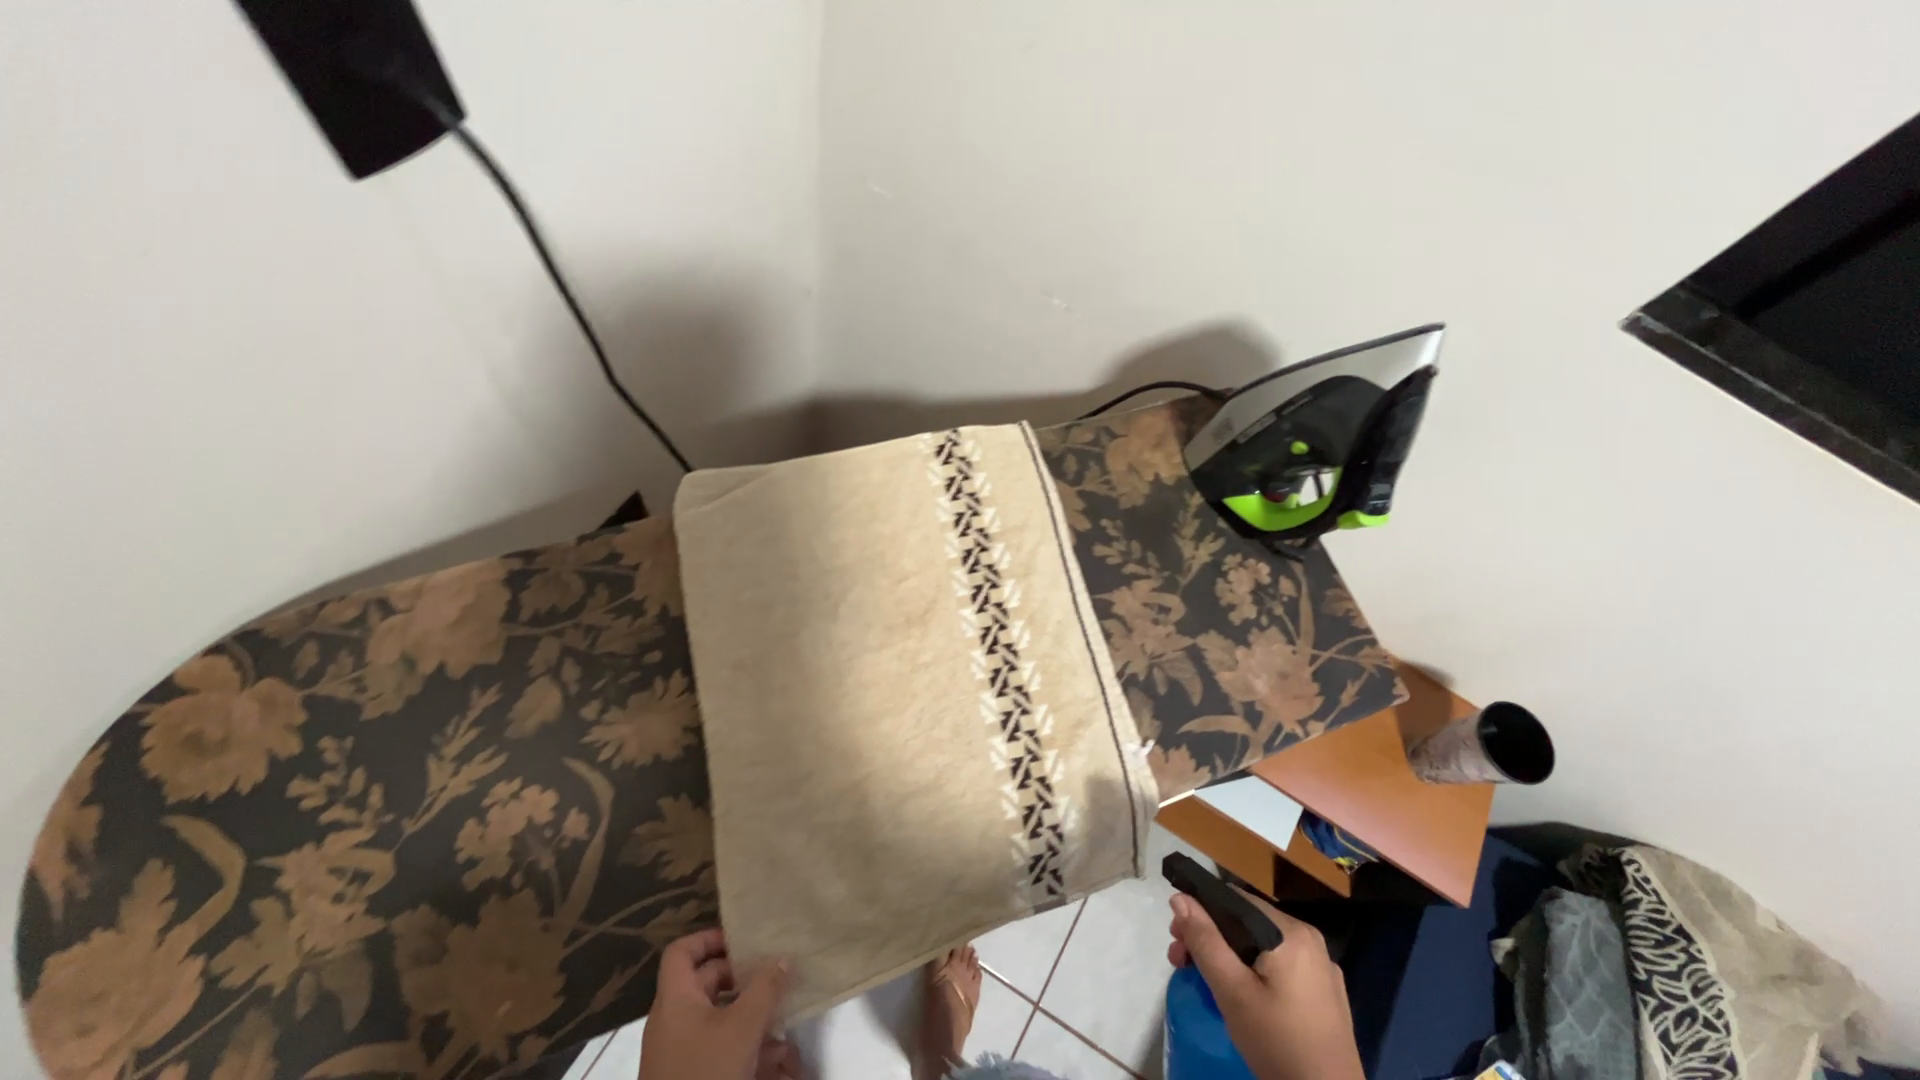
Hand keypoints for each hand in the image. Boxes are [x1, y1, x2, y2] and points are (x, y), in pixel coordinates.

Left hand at [639, 929, 798, 1079]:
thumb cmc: (706, 1072)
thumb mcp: (743, 1027)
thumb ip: (766, 988)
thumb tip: (783, 956)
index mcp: (675, 999)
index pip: (682, 951)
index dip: (710, 939)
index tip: (744, 941)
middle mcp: (673, 1019)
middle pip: (705, 982)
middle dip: (743, 978)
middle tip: (773, 975)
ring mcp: (680, 1050)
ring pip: (718, 1017)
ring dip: (751, 1013)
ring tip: (783, 1017)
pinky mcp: (692, 1074)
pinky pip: (719, 1046)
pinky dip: (745, 1044)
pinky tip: (776, 1056)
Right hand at [1167, 891, 1362, 1079]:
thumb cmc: (1277, 1042)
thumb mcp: (1231, 991)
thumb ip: (1205, 941)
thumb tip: (1181, 898)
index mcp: (1290, 932)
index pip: (1235, 899)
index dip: (1199, 910)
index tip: (1175, 937)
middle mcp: (1309, 938)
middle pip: (1248, 922)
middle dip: (1211, 936)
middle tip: (1181, 962)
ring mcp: (1321, 966)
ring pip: (1263, 944)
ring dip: (1229, 954)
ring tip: (1206, 980)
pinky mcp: (1325, 991)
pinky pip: (1281, 964)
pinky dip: (1255, 968)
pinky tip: (1242, 995)